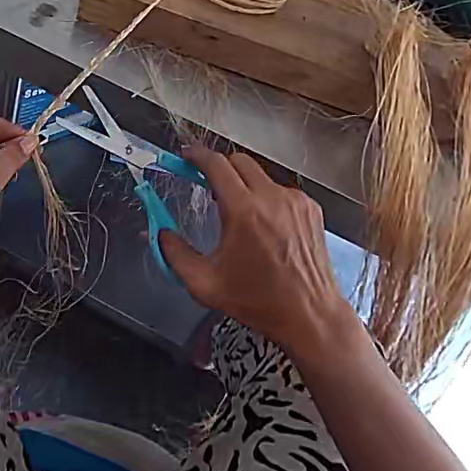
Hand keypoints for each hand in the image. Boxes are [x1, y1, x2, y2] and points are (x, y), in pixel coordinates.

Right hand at [160, 146, 361, 361]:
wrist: (309, 315)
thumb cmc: (260, 301)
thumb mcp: (206, 284)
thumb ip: (175, 255)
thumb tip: (161, 234)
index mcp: (244, 212)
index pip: (216, 165)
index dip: (197, 156)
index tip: (187, 156)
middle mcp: (272, 199)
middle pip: (239, 161)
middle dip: (220, 167)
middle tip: (207, 183)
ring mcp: (295, 201)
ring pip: (261, 175)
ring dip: (244, 184)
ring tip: (238, 214)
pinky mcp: (310, 208)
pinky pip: (281, 190)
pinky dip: (267, 198)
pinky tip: (264, 225)